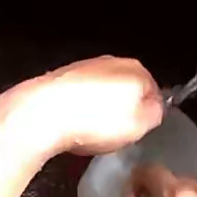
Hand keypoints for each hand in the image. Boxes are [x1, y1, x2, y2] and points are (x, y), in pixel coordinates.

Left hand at [16, 56, 163, 156]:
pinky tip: (71, 127)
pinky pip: (76, 99)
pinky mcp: (58, 80)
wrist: (42, 114)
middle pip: (124, 90)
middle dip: (120, 111)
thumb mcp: (139, 125)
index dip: (147, 114)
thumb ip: (154, 114)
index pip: (153, 90)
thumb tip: (153, 109)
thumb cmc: (94, 120)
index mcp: (135, 68)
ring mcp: (81, 68)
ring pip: (99, 94)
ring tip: (89, 133)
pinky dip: (76, 112)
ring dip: (97, 112)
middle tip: (114, 135)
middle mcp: (109, 62)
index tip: (138, 131)